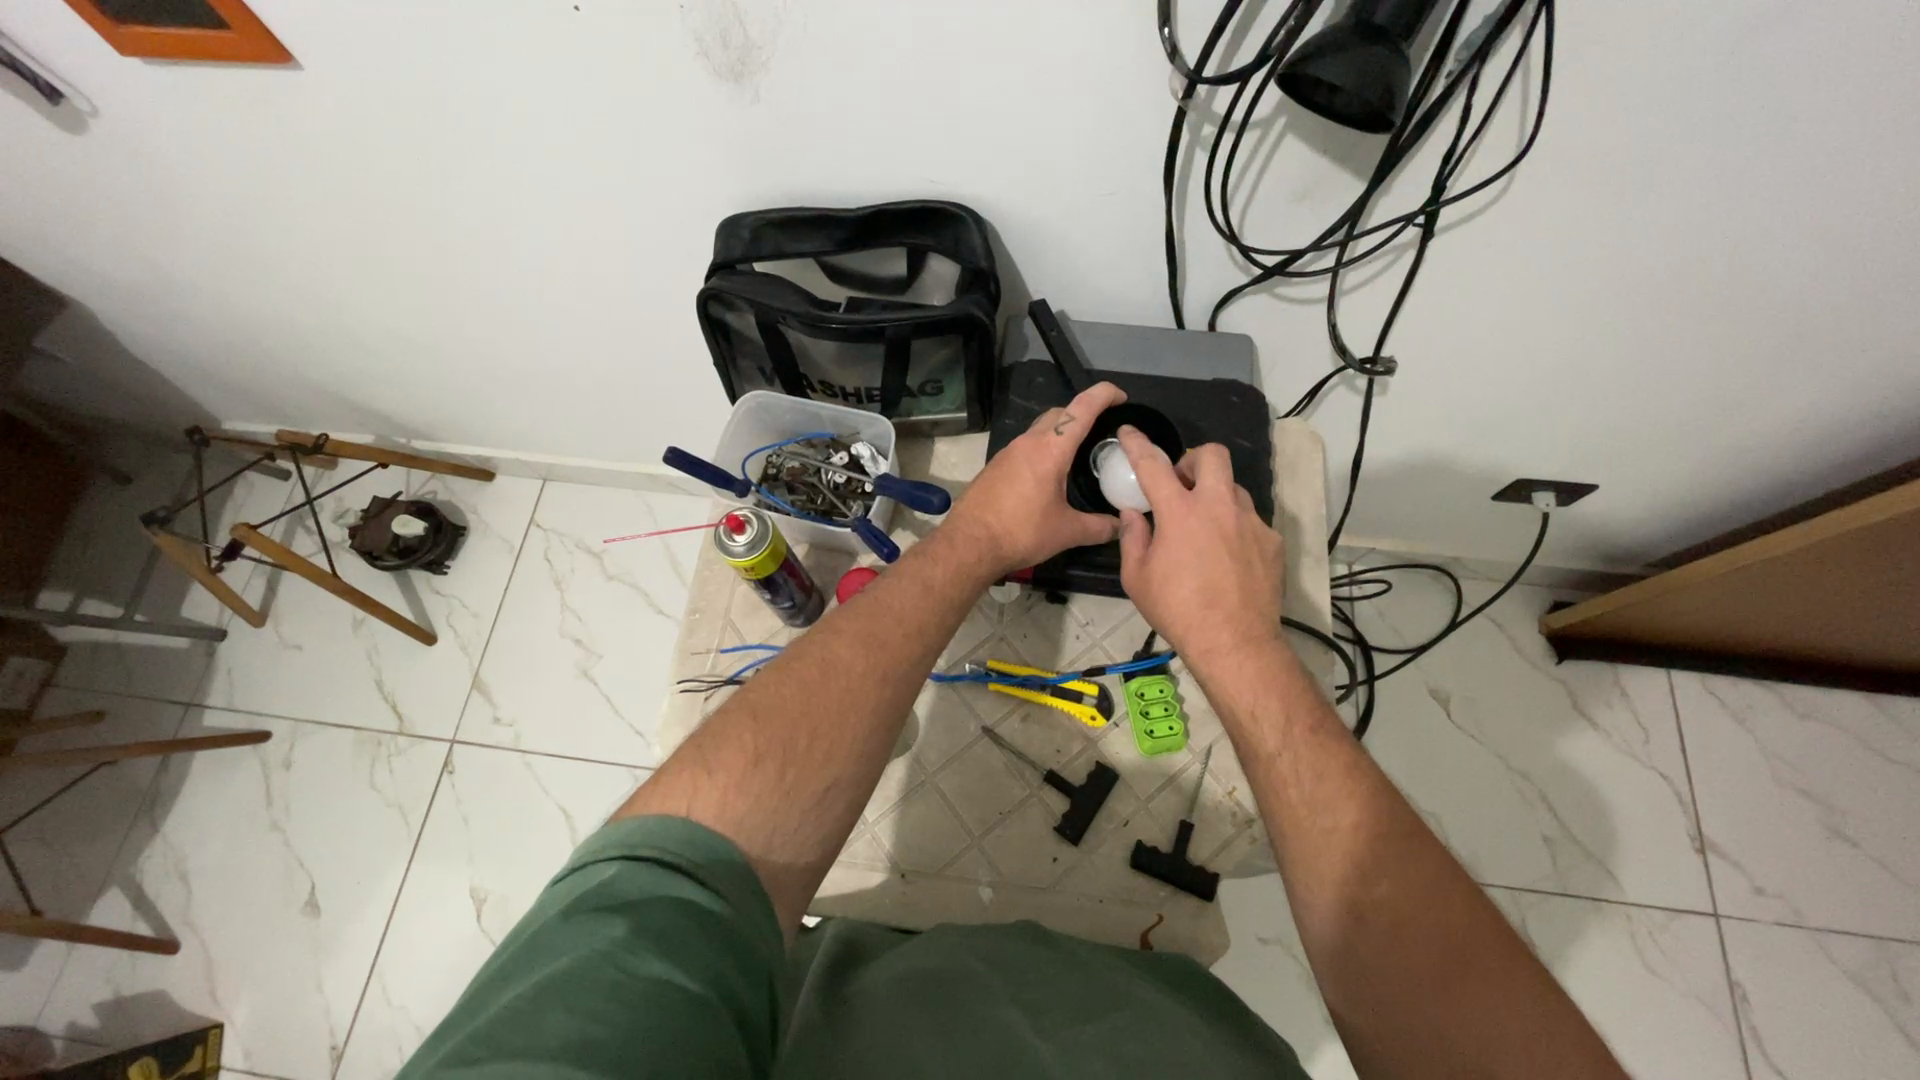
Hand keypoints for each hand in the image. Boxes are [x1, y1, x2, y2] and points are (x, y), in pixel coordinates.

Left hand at [942, 382, 1128, 576]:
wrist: (968, 544)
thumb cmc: (1020, 532)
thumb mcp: (1067, 532)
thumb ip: (1099, 528)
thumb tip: (1121, 527)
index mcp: (1049, 449)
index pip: (1082, 408)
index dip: (1104, 395)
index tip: (1121, 397)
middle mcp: (1027, 443)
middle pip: (1059, 413)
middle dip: (1083, 413)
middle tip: (1102, 430)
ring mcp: (1007, 453)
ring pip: (1039, 430)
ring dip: (1060, 433)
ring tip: (1078, 454)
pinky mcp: (995, 467)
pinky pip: (1025, 447)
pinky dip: (1042, 450)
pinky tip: (1049, 475)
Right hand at [1116, 425, 1284, 666]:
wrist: (1234, 642)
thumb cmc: (1177, 610)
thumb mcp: (1137, 578)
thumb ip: (1132, 538)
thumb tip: (1133, 514)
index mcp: (1180, 513)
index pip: (1153, 465)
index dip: (1138, 444)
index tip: (1129, 433)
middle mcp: (1218, 506)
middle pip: (1212, 455)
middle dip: (1193, 460)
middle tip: (1181, 484)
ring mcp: (1250, 522)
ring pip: (1235, 488)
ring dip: (1216, 495)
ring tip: (1206, 525)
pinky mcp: (1271, 541)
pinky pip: (1251, 521)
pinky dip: (1235, 528)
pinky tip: (1228, 556)